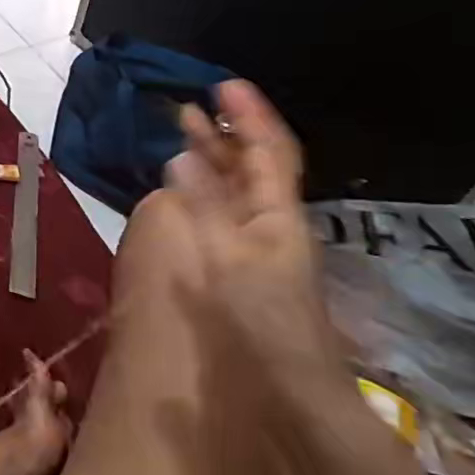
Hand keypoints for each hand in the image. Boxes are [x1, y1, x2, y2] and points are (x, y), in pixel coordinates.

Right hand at [163, 79, 339, 379]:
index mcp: (275, 214)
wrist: (293, 389)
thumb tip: (180, 158)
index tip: (225, 85)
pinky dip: (204, 190)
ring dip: (212, 159)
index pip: (268, 151)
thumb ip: (205, 208)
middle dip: (223, 133)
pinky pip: (224, 210)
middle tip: (190, 107)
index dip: (250, 116)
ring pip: (237, 188)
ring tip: (182, 137)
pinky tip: (184, 191)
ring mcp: (259, 243)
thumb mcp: (231, 260)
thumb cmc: (265, 321)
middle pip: (250, 166)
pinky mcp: (244, 264)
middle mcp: (272, 221)